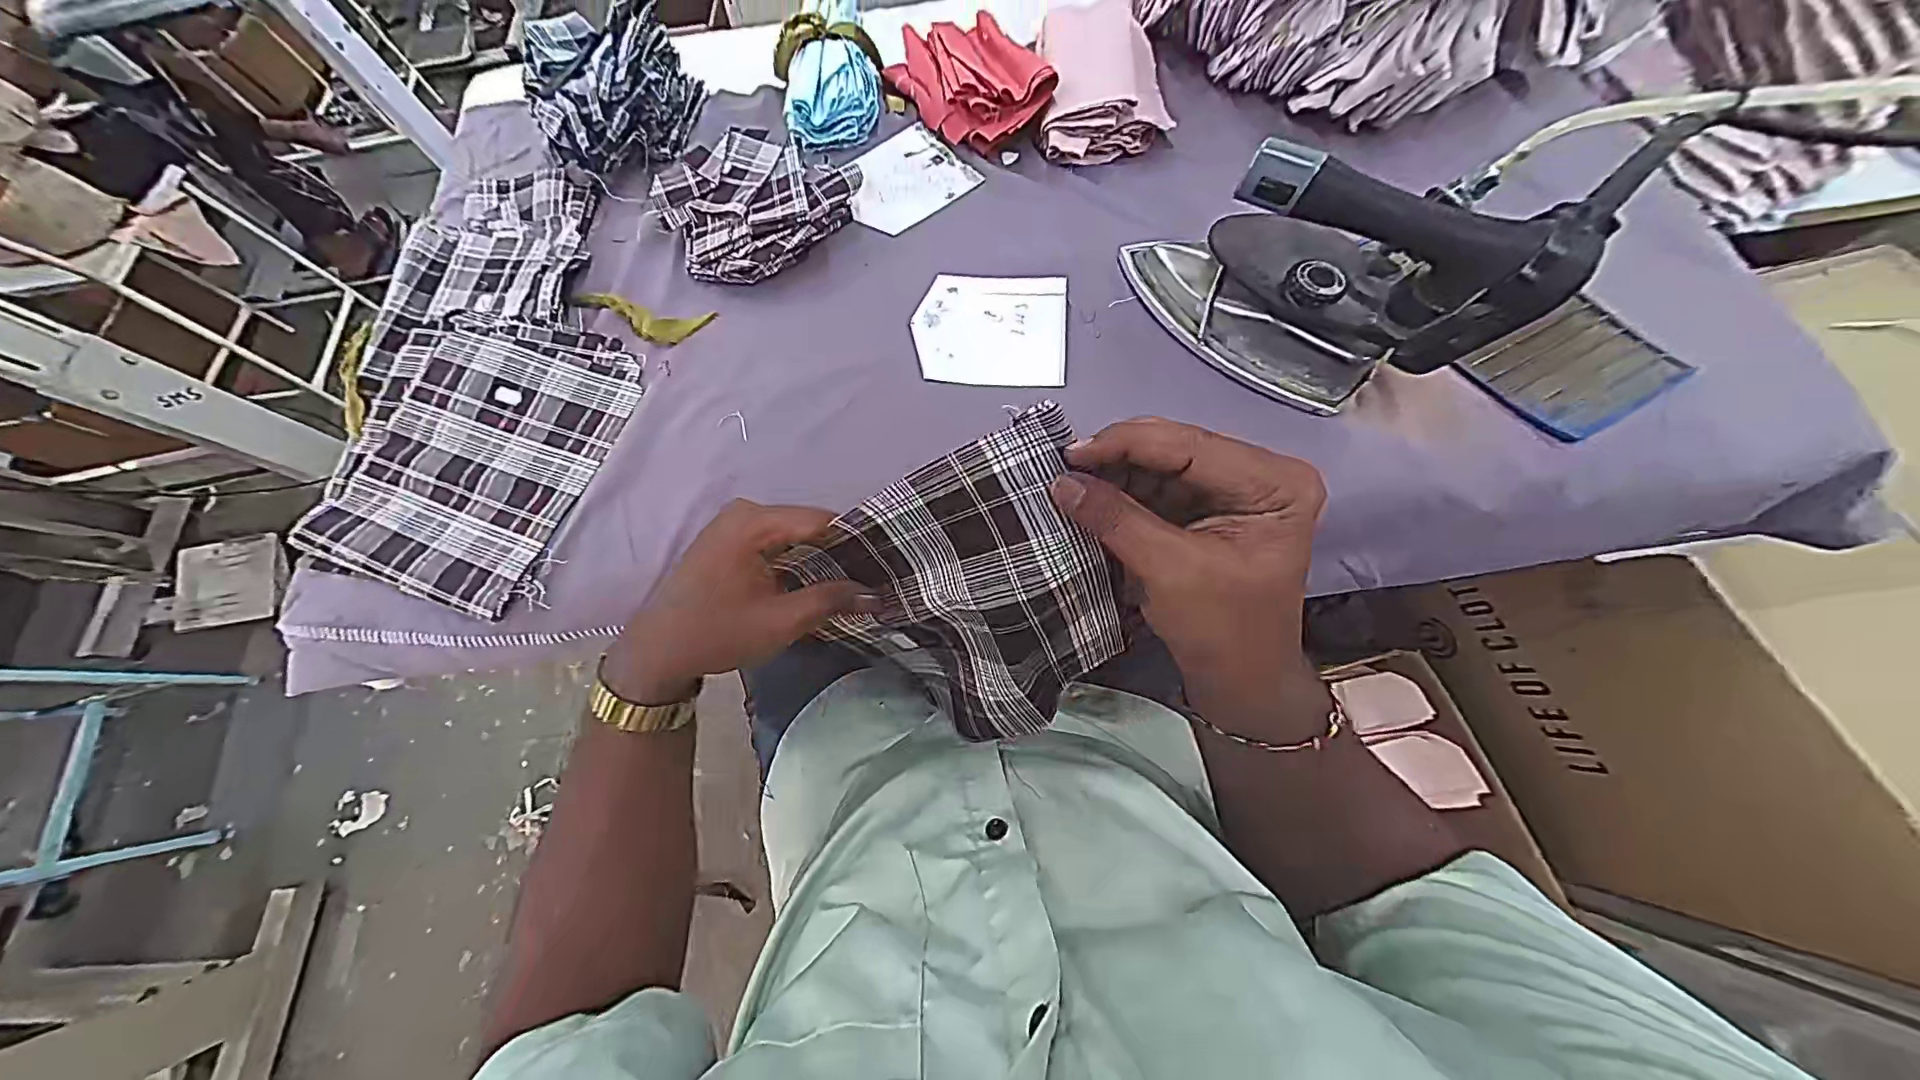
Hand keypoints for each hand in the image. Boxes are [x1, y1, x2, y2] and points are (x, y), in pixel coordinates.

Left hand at [602, 500, 878, 704]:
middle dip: (841, 552)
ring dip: (821, 559)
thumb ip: (831, 600)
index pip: (822, 520)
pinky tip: (820, 582)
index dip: (857, 541)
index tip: (884, 564)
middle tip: (874, 578)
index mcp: (753, 522)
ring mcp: (734, 524)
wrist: (657, 651)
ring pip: (795, 536)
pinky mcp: (730, 541)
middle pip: (809, 526)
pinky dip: (799, 561)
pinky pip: (777, 543)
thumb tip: (874, 593)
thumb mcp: (781, 621)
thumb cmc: (716, 633)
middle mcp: (744, 512)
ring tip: (855, 582)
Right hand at [1049, 417, 1324, 722]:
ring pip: (1161, 465)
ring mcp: (1232, 492)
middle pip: (1175, 448)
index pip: (1191, 444)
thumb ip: (1117, 519)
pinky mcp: (1207, 511)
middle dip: (1117, 458)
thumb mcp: (1169, 571)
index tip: (1071, 453)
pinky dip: (1122, 493)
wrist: (1242, 684)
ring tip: (1070, 482)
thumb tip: (1063, 482)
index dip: (1126, 443)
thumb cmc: (1224, 633)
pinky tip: (1091, 495)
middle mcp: (1258, 476)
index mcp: (1274, 483)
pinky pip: (1157, 489)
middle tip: (1064, 467)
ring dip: (1114, 474)